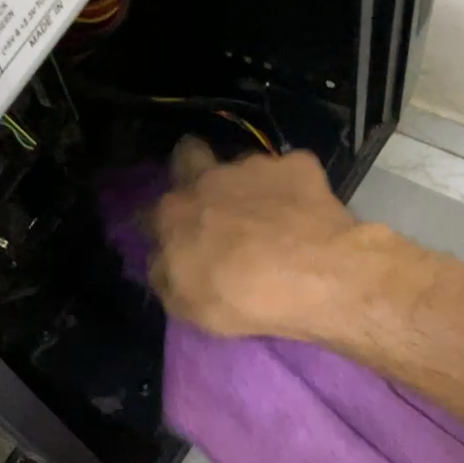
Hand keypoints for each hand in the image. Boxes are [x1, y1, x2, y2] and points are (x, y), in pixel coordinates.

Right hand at [149, 136, 390, 340]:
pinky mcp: (296, 164)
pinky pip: (287, 173)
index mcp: (172, 216)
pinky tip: (303, 215)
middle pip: (187, 155)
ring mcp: (253, 166)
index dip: (160, 225)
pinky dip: (291, 190)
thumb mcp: (186, 307)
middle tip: (211, 202)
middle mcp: (206, 180)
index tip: (173, 240)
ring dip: (247, 186)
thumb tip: (162, 259)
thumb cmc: (241, 299)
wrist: (315, 277)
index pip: (148, 211)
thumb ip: (165, 276)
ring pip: (241, 166)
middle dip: (192, 169)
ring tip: (269, 217)